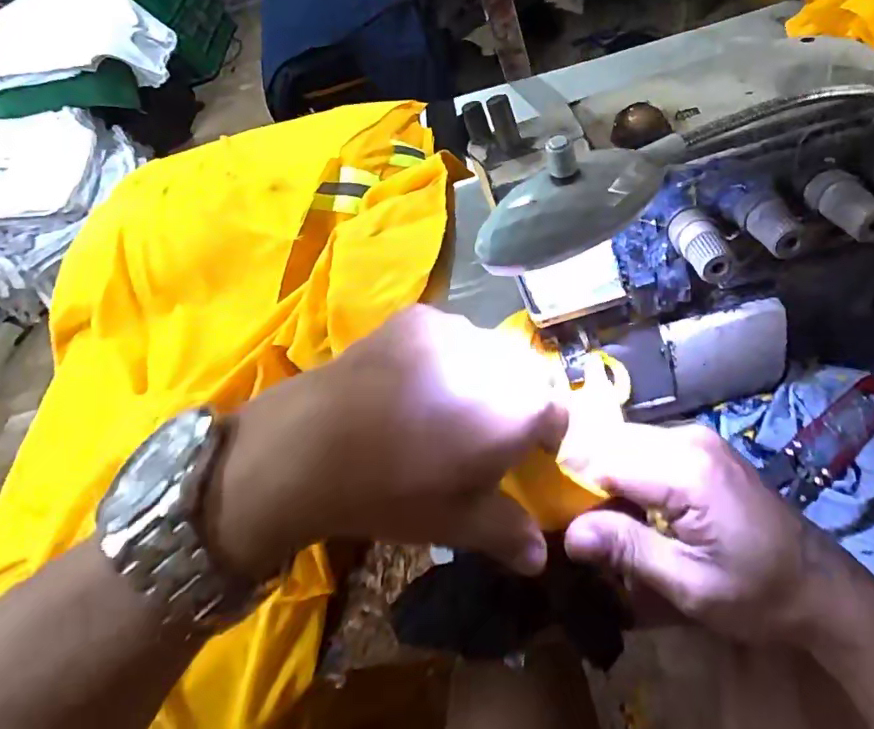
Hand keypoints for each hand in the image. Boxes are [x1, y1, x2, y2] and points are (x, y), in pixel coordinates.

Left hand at [206, 306, 566, 577]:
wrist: (312, 443)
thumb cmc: (394, 489)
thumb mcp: (457, 522)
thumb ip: (508, 534)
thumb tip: (539, 557)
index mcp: (520, 406)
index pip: (561, 412)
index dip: (548, 437)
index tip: (527, 457)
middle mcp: (498, 356)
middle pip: (528, 374)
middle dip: (517, 401)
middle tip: (484, 433)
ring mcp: (455, 329)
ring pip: (490, 350)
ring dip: (482, 373)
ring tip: (445, 403)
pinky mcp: (417, 316)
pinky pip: (449, 334)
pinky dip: (445, 354)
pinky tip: (412, 381)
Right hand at [562, 423, 873, 645]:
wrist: (820, 586)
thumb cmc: (758, 593)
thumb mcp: (690, 585)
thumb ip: (628, 551)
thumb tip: (569, 534)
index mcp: (686, 469)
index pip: (604, 458)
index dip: (574, 486)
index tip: (558, 519)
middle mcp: (688, 438)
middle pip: (612, 442)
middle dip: (587, 479)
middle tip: (576, 524)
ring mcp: (696, 437)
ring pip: (626, 441)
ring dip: (607, 475)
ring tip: (602, 519)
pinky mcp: (700, 445)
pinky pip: (647, 447)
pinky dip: (630, 472)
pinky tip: (632, 507)